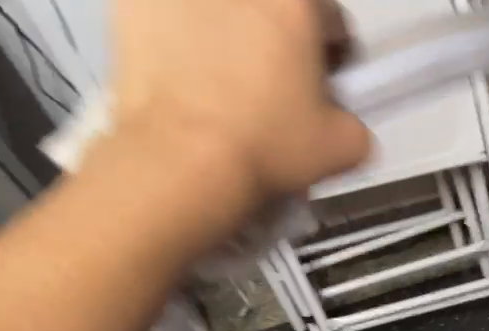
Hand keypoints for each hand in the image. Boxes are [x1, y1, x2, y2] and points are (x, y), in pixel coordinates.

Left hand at [107, 0, 371, 226]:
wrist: (182, 158)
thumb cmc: (270, 146)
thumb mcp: (346, 149)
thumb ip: (355, 121)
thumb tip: (341, 119)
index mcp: (295, 2)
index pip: (330, 17)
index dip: (333, 54)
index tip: (325, 85)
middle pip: (271, 8)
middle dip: (276, 36)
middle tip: (274, 83)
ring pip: (220, 12)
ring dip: (228, 32)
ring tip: (225, 82)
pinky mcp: (133, 2)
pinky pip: (167, 15)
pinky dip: (176, 35)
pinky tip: (183, 77)